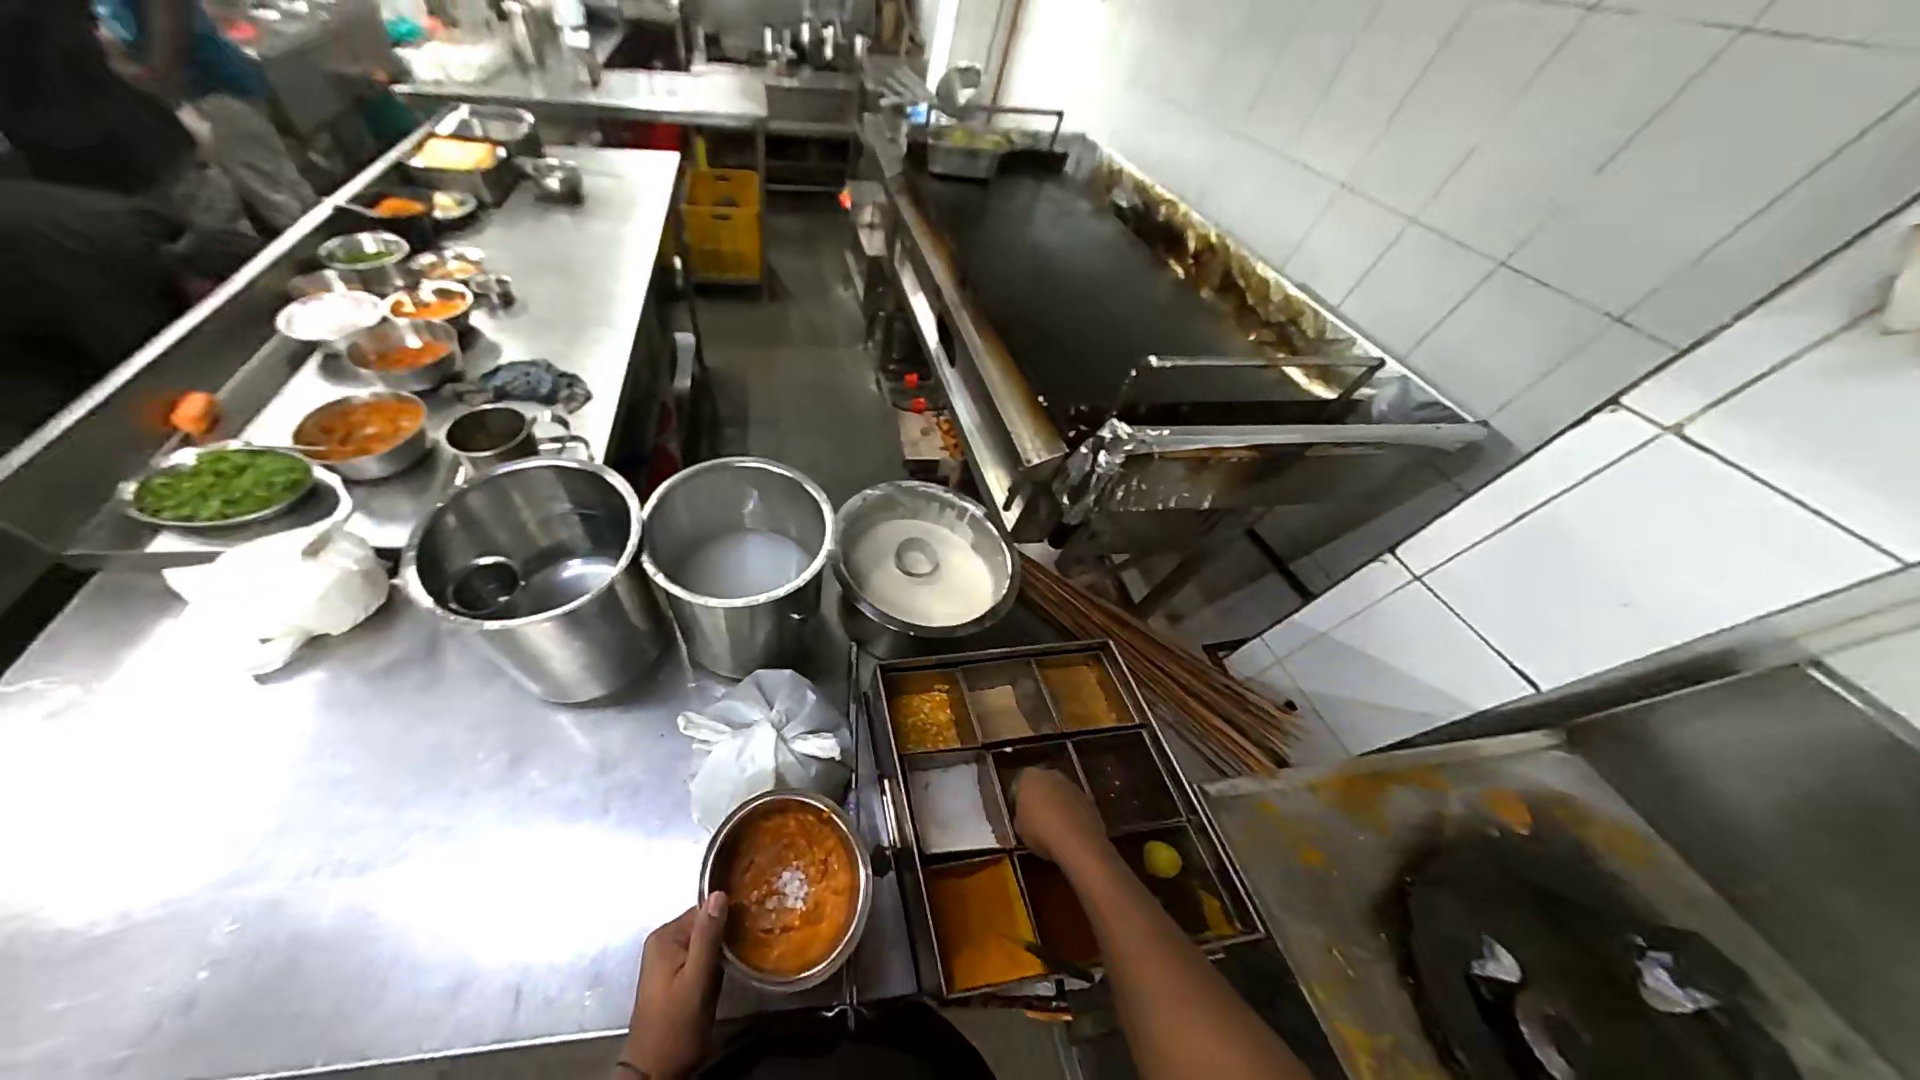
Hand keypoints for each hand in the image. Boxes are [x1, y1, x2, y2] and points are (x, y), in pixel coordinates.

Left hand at [620, 892, 727, 1079]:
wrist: (655, 1072)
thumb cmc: (677, 1027)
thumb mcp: (697, 980)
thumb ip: (707, 936)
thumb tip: (719, 893)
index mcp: (665, 937)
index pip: (705, 909)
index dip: (727, 917)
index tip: (748, 927)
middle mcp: (662, 942)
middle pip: (705, 923)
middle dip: (725, 934)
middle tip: (743, 948)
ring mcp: (666, 958)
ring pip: (705, 939)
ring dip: (721, 948)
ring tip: (736, 960)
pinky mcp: (673, 974)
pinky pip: (699, 954)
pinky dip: (713, 960)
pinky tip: (723, 972)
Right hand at [1012, 767, 1109, 866]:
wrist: (1077, 841)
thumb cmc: (1040, 830)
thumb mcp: (1019, 828)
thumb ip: (1021, 816)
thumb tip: (1025, 817)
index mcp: (1030, 776)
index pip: (1021, 782)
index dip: (1020, 798)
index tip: (1021, 813)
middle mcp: (1052, 774)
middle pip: (1043, 785)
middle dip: (1041, 798)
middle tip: (1037, 819)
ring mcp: (1074, 786)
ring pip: (1061, 794)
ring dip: (1058, 806)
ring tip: (1054, 829)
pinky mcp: (1090, 800)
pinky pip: (1075, 806)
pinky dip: (1072, 816)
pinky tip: (1069, 833)